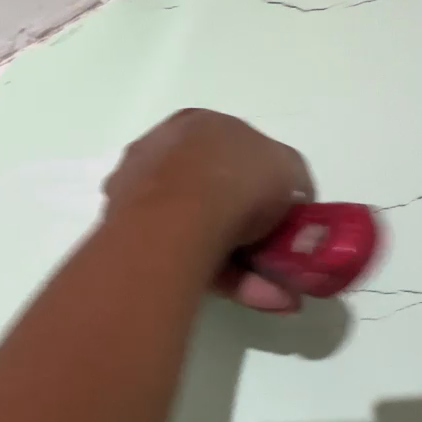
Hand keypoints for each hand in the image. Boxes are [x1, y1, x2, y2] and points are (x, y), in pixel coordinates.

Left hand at [102, 109, 314, 312]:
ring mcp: (138, 198)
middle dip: (252, 238)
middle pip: (215, 200)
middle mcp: (161, 155)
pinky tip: (250, 296)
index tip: (281, 221)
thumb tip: (293, 200)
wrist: (175, 219)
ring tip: (274, 296)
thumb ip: (293, 182)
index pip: (235, 155)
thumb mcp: (288, 169)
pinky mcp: (128, 238)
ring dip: (244, 269)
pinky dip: (219, 280)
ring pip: (200, 235)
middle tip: (278, 266)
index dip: (262, 189)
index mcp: (198, 125)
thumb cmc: (235, 180)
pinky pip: (183, 258)